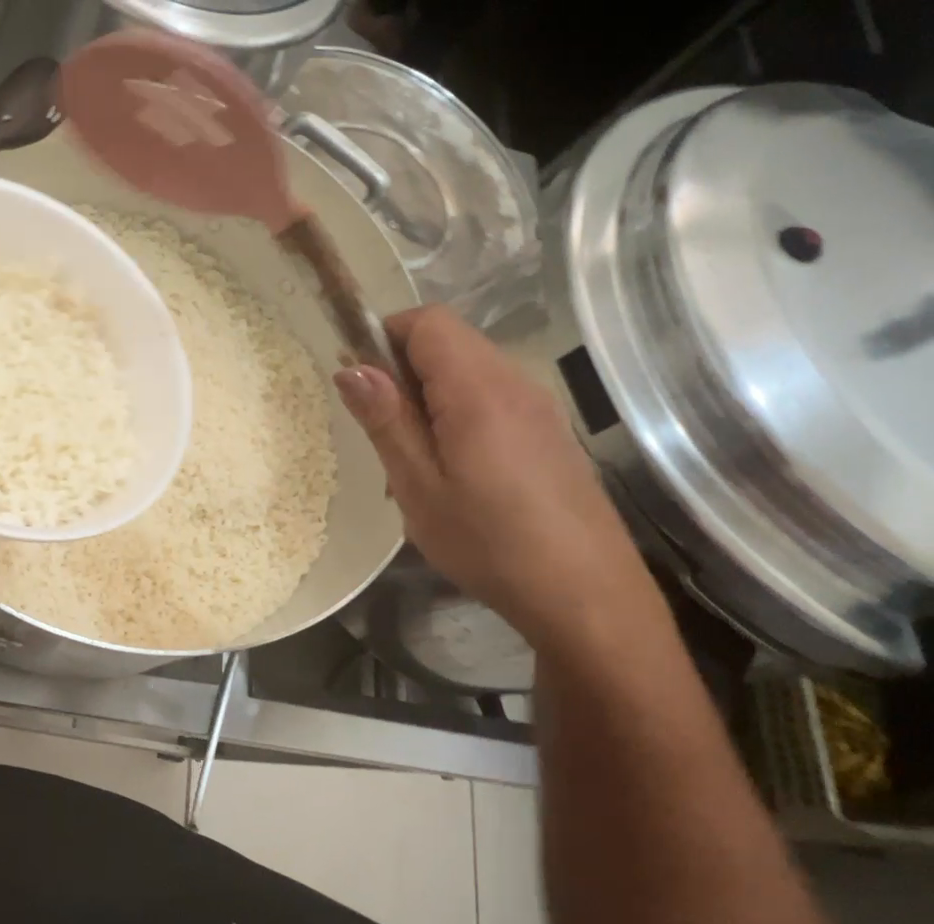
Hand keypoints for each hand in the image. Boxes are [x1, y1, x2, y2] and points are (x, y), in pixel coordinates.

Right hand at [333, 305, 652, 643]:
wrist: (582, 591)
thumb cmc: (487, 541)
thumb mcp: (418, 485)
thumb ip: (386, 420)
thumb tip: (351, 367)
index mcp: (478, 390)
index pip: (428, 322)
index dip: (383, 336)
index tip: (356, 382)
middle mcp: (515, 384)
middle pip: (450, 342)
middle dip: (402, 370)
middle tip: (377, 430)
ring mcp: (538, 408)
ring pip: (469, 373)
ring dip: (427, 397)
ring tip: (409, 459)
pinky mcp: (548, 433)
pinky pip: (491, 400)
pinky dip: (456, 416)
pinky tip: (449, 472)